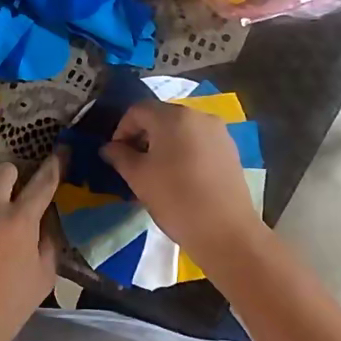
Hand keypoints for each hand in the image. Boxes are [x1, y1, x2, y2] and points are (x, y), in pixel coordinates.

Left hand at [0, 156, 60, 340]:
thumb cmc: (7, 306)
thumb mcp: (43, 277)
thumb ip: (47, 241)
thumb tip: (45, 220)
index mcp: (19, 221)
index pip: (42, 183)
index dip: (54, 165)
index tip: (60, 153)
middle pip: (2, 171)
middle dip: (14, 176)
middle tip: (17, 193)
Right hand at [99, 99, 262, 263]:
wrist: (225, 230)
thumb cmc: (174, 198)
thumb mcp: (137, 176)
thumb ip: (119, 156)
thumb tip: (110, 148)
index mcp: (173, 117)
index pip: (137, 110)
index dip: (121, 130)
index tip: (117, 155)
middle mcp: (199, 116)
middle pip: (161, 116)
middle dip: (142, 135)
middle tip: (133, 163)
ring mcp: (219, 132)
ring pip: (181, 129)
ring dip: (162, 144)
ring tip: (156, 172)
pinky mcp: (230, 150)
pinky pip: (198, 141)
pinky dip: (183, 151)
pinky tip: (179, 177)